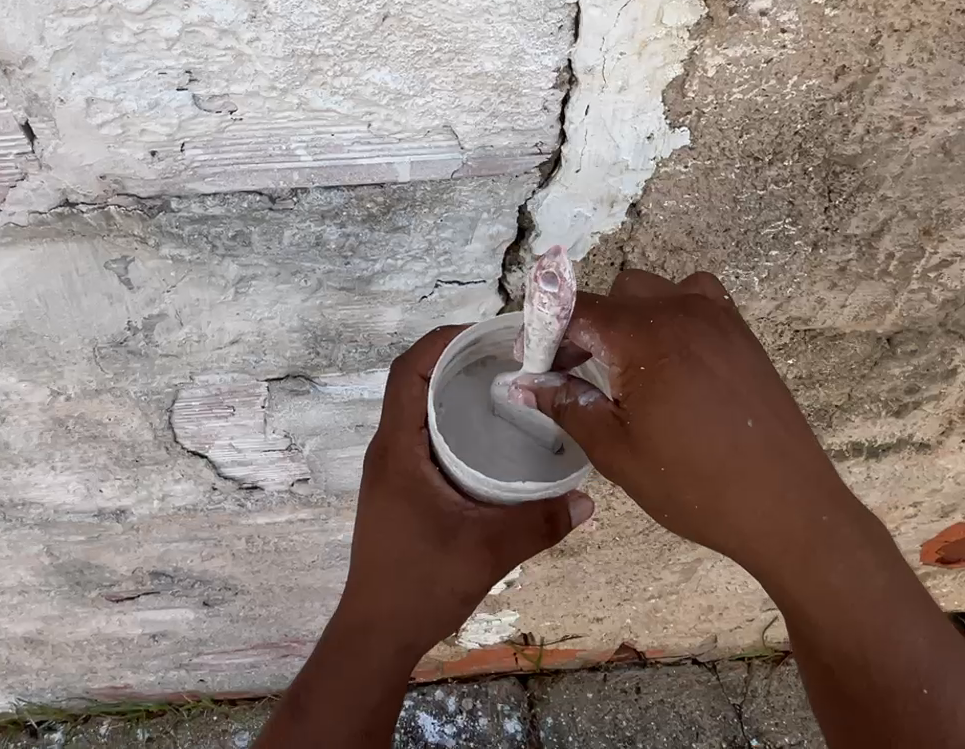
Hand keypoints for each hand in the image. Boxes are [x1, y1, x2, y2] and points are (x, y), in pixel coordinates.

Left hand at [340, 325, 595, 659]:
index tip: (489, 332)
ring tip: (507, 385)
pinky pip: (424, 432)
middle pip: (415, 380)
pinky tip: (491, 436)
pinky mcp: (400, 484)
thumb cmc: (419, 583)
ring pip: (419, 407)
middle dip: (459, 359)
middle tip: (511, 355)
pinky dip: (453, 419)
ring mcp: (392, 466)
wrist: (376, 632)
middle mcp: (389, 447)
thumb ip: (538, 523)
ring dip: (455, 388)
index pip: (408, 369)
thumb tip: (588, 500)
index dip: (444, 341)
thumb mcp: (486, 551)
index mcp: (397, 447)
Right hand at [510, 269, 863, 585]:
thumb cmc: (694, 485)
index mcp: (644, 336)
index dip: (546, 333)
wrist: (788, 509)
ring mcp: (717, 317)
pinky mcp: (741, 332)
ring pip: (653, 290)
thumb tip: (524, 382)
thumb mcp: (615, 451)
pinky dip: (672, 310)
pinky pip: (695, 296)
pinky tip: (672, 353)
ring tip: (625, 364)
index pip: (577, 310)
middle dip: (586, 325)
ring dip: (628, 316)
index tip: (534, 365)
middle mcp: (680, 310)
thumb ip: (565, 405)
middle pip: (614, 294)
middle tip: (577, 372)